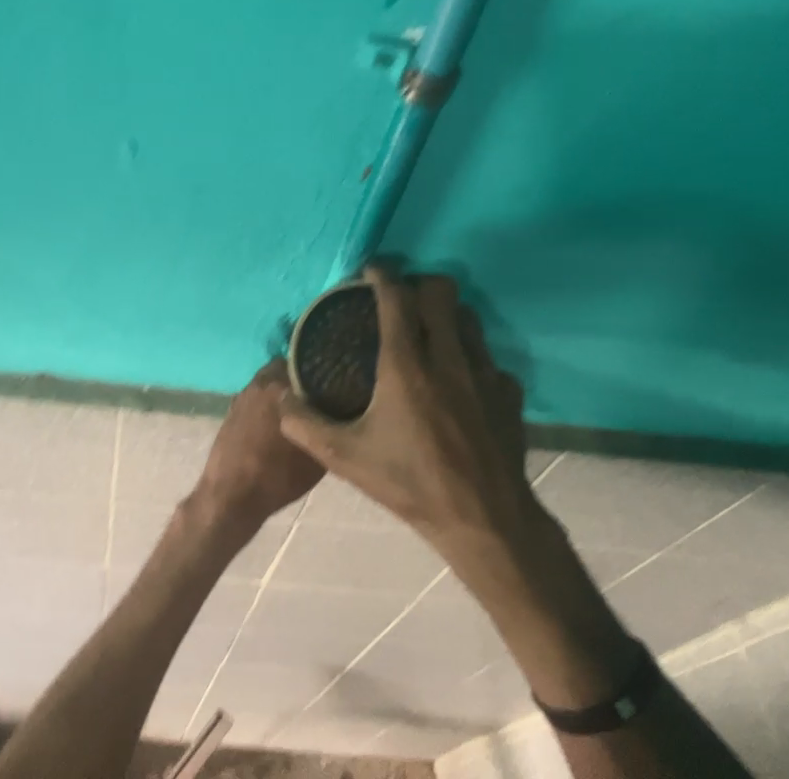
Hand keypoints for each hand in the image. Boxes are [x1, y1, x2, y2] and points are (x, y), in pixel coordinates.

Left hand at [193, 360, 326, 527]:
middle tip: (319, 396)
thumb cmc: (279, 476)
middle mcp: (259, 383)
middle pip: (287, 369)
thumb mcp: (318, 454)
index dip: (323, 370)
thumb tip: (338, 409)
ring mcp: (242, 396)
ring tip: (301, 411)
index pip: (308, 362)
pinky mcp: (232, 410)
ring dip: (283, 391)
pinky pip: (257, 397)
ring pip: (270, 383)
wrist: (232, 496)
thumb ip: (328, 424)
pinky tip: (278, 423)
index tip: (336, 381)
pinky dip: (269, 404)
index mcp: (281, 386)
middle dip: (303, 379)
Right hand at [280, 264, 530, 540]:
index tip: (370, 271)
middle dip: (419, 285)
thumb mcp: (344, 457)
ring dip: (446, 316)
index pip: (396, 297)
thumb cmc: (408, 483)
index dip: (382, 275)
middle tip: (400, 301)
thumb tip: (279, 395)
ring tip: (428, 332)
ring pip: (469, 319)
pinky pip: (489, 360)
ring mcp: (485, 373)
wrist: (482, 518)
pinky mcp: (509, 394)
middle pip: (441, 291)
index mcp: (406, 365)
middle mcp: (449, 357)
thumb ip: (303, 423)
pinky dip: (471, 359)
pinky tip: (459, 384)